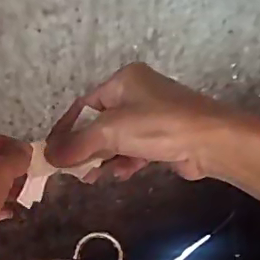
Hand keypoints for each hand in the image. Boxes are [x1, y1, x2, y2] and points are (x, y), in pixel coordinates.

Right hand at [43, 63, 256, 181]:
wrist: (212, 141)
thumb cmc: (158, 126)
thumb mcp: (110, 132)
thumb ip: (76, 144)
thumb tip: (47, 156)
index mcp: (123, 80)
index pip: (83, 105)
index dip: (65, 129)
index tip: (52, 152)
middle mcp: (137, 93)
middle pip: (98, 124)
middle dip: (85, 149)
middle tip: (72, 170)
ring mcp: (152, 115)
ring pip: (116, 140)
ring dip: (103, 159)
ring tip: (92, 178)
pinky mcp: (163, 136)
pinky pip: (133, 149)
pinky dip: (124, 162)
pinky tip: (120, 175)